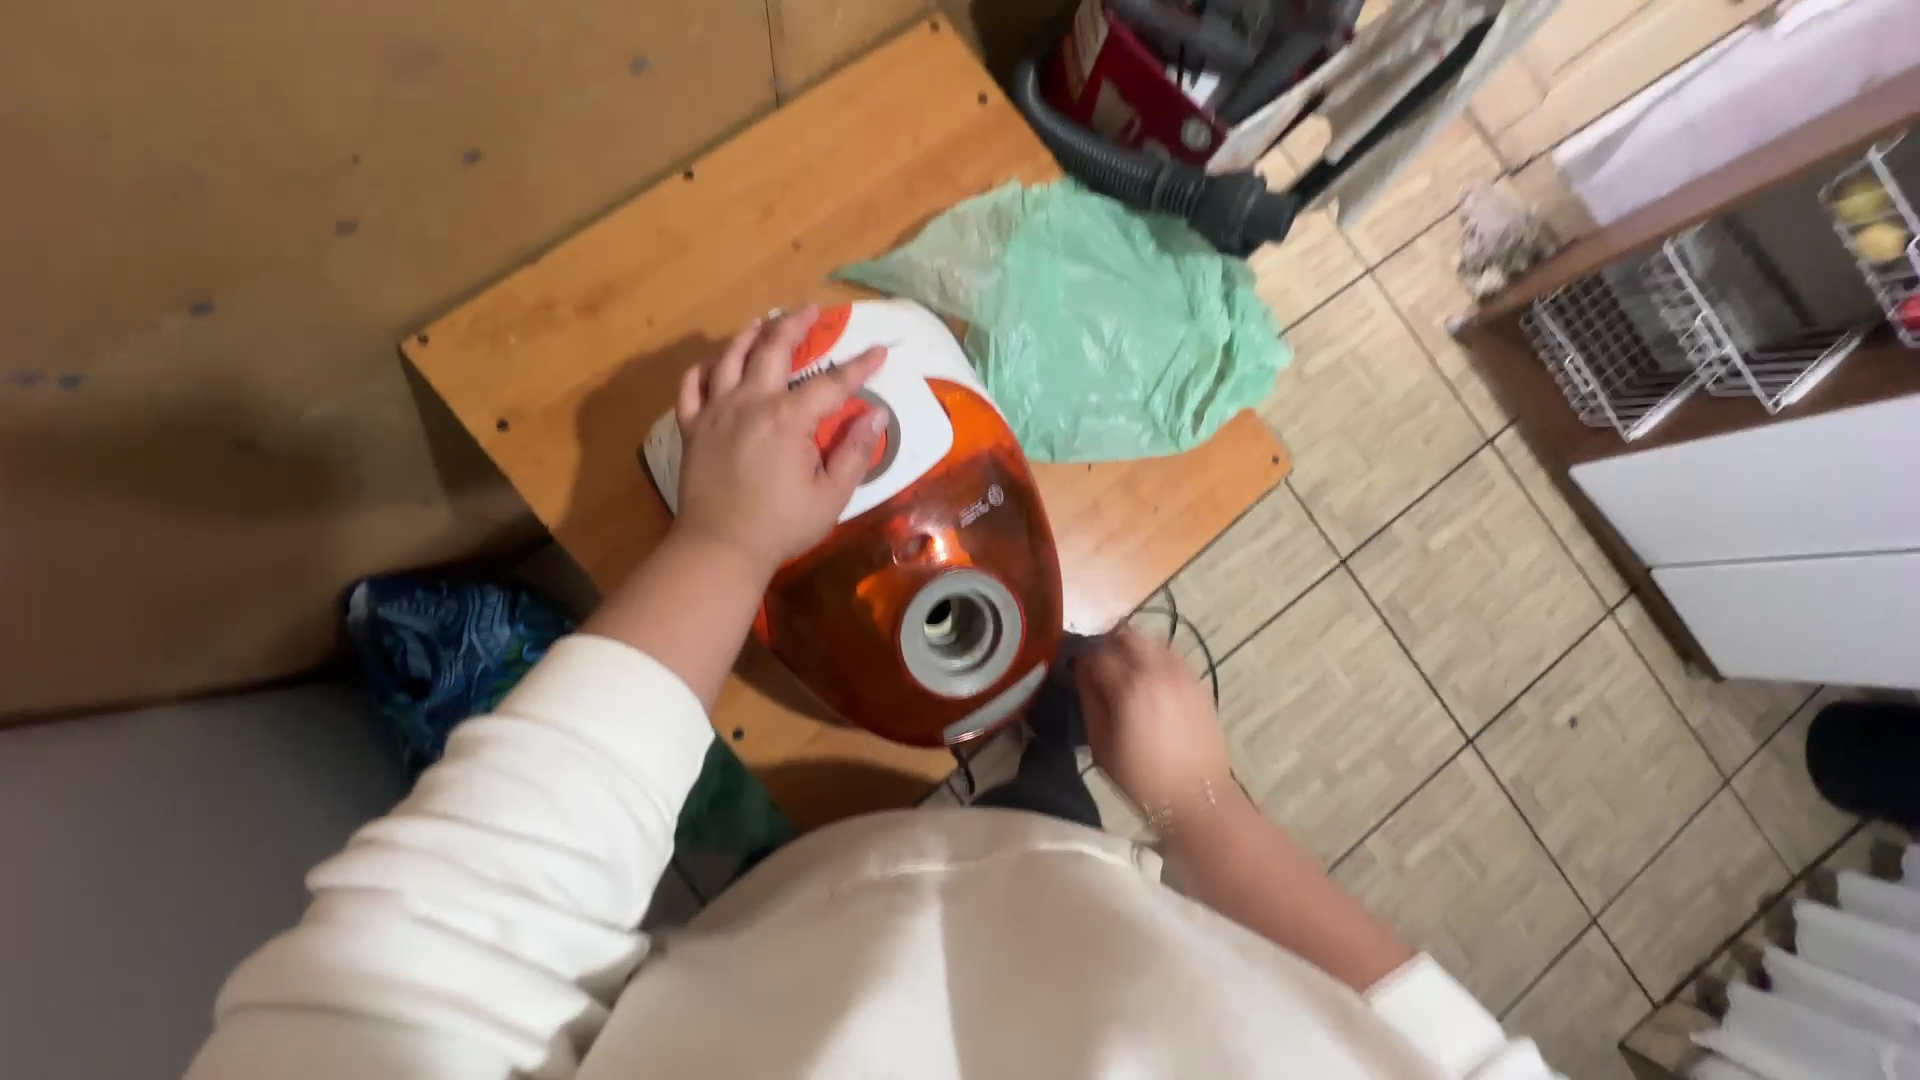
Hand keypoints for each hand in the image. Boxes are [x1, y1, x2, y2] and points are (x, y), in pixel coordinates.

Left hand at [673, 305, 887, 577]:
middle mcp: (751, 403)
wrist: (720, 547)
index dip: (859, 366)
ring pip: (730, 357)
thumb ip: (855, 452)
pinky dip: (704, 368)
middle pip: (773, 350)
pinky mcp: (692, 427)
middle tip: (810, 310)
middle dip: (795, 325)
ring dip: (750, 335)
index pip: (831, 383)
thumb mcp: (832, 495)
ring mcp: (716, 412)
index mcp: (788, 419)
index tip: (879, 351)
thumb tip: (875, 415)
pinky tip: (715, 363)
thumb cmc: (782, 525)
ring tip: (764, 322)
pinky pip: (692, 385)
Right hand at [1078, 627, 1238, 820]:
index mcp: (1128, 687)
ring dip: (1133, 646)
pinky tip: (1150, 677)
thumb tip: (1081, 672)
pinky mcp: (1198, 683)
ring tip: (1124, 667)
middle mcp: (1157, 671)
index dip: (1081, 657)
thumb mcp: (1101, 745)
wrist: (1197, 797)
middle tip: (1098, 662)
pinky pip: (1172, 655)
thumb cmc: (1141, 778)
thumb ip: (1089, 700)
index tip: (1075, 667)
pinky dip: (1156, 657)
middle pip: (1126, 636)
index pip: (1096, 653)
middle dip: (1107, 643)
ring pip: (1152, 640)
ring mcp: (1182, 674)